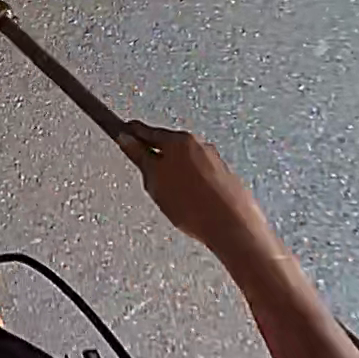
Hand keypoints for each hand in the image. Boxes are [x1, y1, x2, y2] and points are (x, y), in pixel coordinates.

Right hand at [116, 121, 275, 259]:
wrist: (233, 227)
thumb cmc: (194, 205)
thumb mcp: (154, 181)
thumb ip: (139, 157)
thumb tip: (127, 140)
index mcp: (179, 140)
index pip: (148, 131)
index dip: (133, 132)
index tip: (124, 130)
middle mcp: (199, 144)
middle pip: (169, 145)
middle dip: (157, 156)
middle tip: (147, 174)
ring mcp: (215, 160)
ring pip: (186, 161)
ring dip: (176, 172)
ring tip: (173, 198)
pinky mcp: (226, 177)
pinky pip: (202, 175)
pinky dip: (193, 183)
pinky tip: (191, 202)